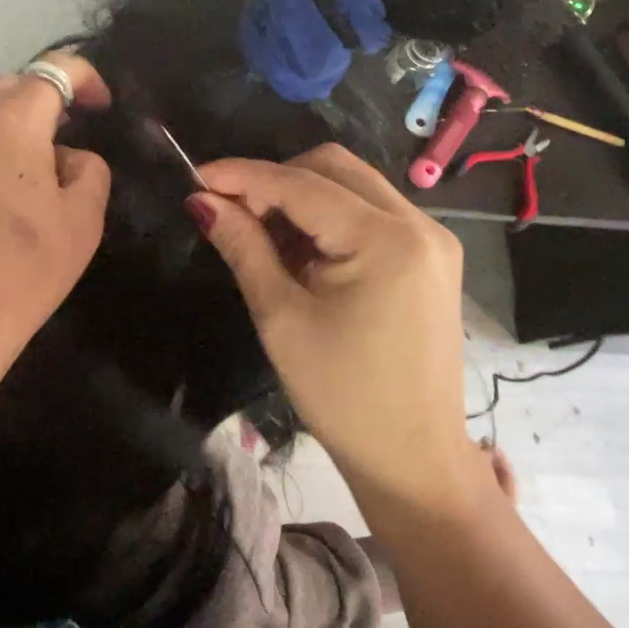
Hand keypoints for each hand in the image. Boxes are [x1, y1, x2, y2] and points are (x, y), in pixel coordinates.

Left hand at [0, 53, 112, 365]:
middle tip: (71, 132)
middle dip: (46, 97)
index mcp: (13, 122)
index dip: (85, 78)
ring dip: (13, 126)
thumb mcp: (83, 221)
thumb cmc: (24, 269)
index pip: (53, 70)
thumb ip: (90, 171)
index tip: (103, 104)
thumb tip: (69, 158)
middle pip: (12, 87)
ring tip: (36, 170)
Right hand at [187, 145, 475, 512]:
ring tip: (263, 235)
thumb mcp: (281, 318)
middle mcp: (418, 225)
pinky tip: (302, 251)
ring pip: (353, 184)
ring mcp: (432, 239)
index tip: (196, 177)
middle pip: (333, 168)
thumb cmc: (341, 395)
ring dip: (302, 195)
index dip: (243, 175)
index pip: (301, 185)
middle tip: (232, 211)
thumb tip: (202, 201)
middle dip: (275, 179)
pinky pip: (371, 211)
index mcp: (385, 241)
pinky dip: (330, 216)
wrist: (414, 460)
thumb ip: (243, 247)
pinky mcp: (432, 257)